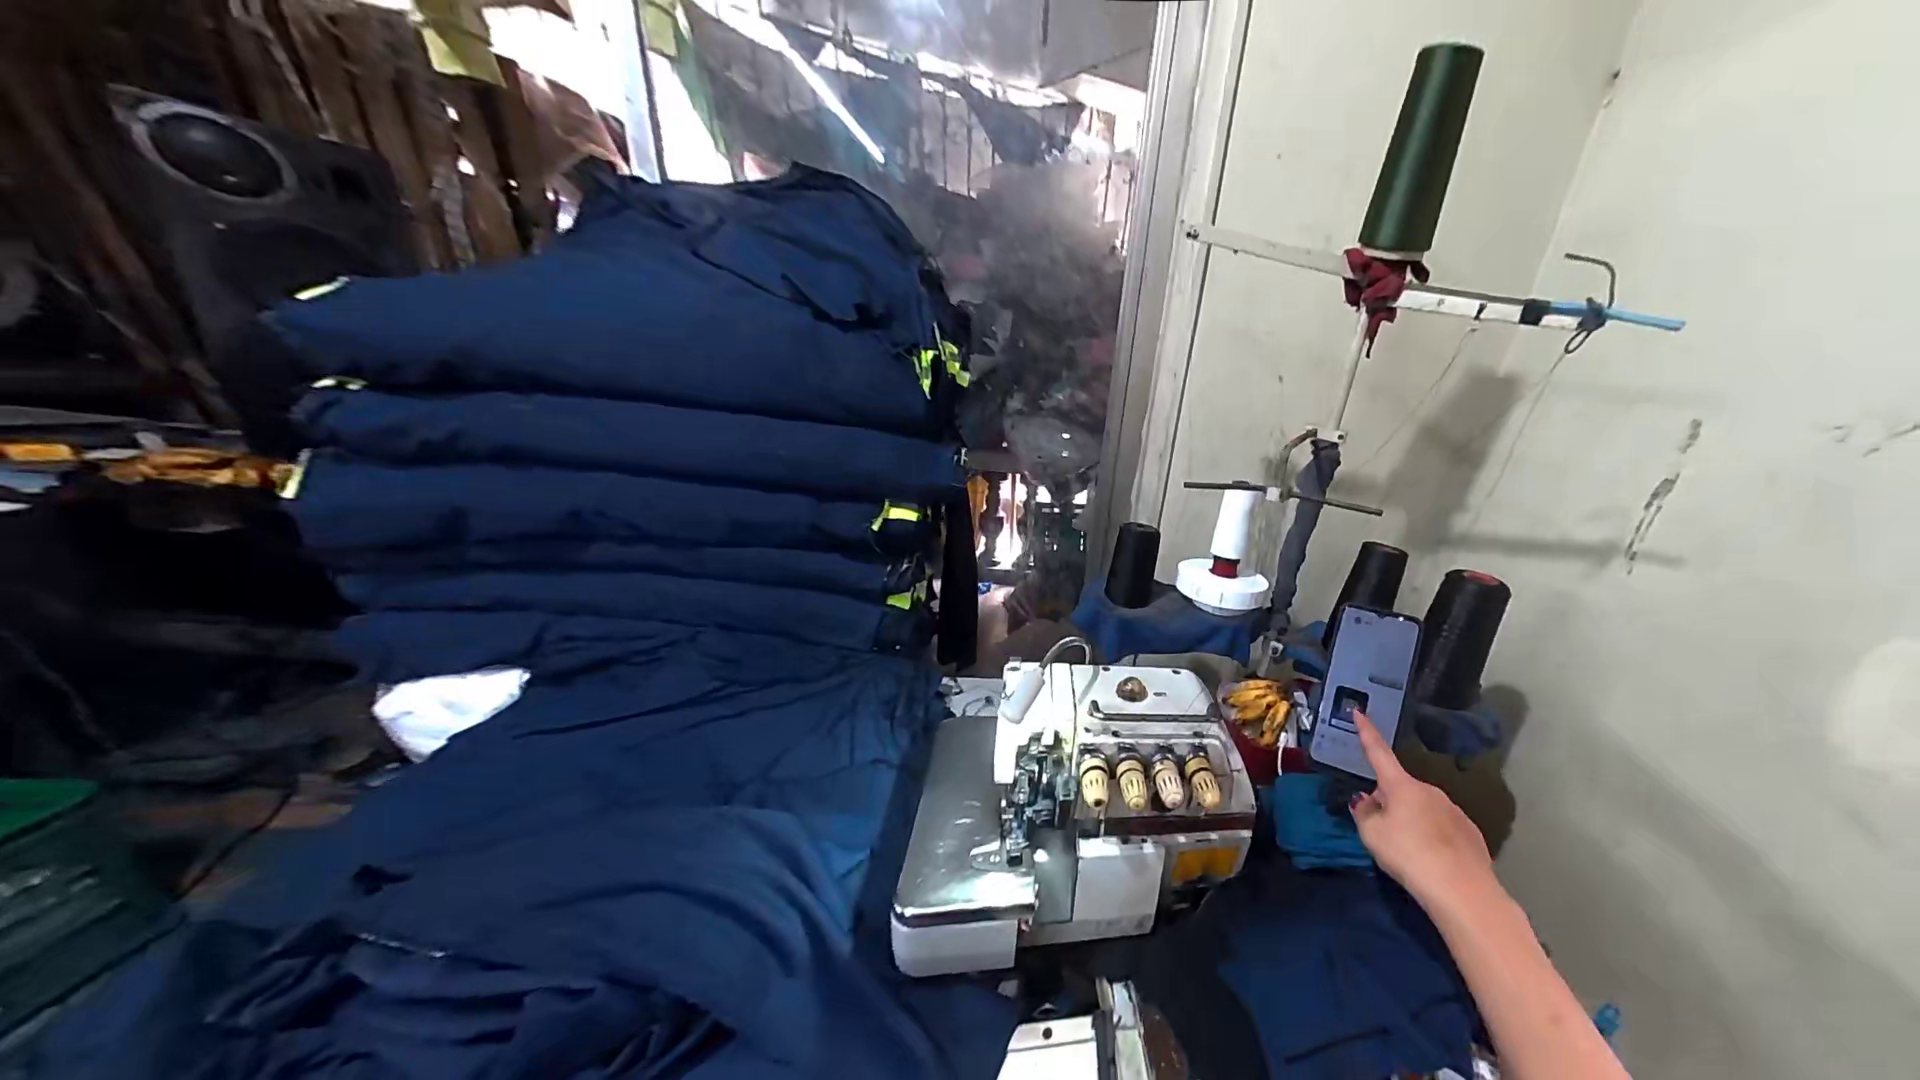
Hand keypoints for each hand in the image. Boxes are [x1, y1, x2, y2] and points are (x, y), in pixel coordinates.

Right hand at [1349, 712, 1495, 910]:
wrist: (1463, 891)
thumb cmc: (1409, 854)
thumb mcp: (1371, 833)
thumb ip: (1365, 812)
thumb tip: (1370, 801)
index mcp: (1401, 786)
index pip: (1379, 752)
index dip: (1366, 733)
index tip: (1359, 712)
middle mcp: (1429, 791)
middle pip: (1399, 788)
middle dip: (1387, 800)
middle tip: (1379, 827)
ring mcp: (1454, 811)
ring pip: (1421, 807)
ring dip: (1409, 819)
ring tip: (1407, 849)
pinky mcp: (1471, 833)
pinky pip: (1441, 825)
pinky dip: (1430, 835)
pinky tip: (1430, 858)